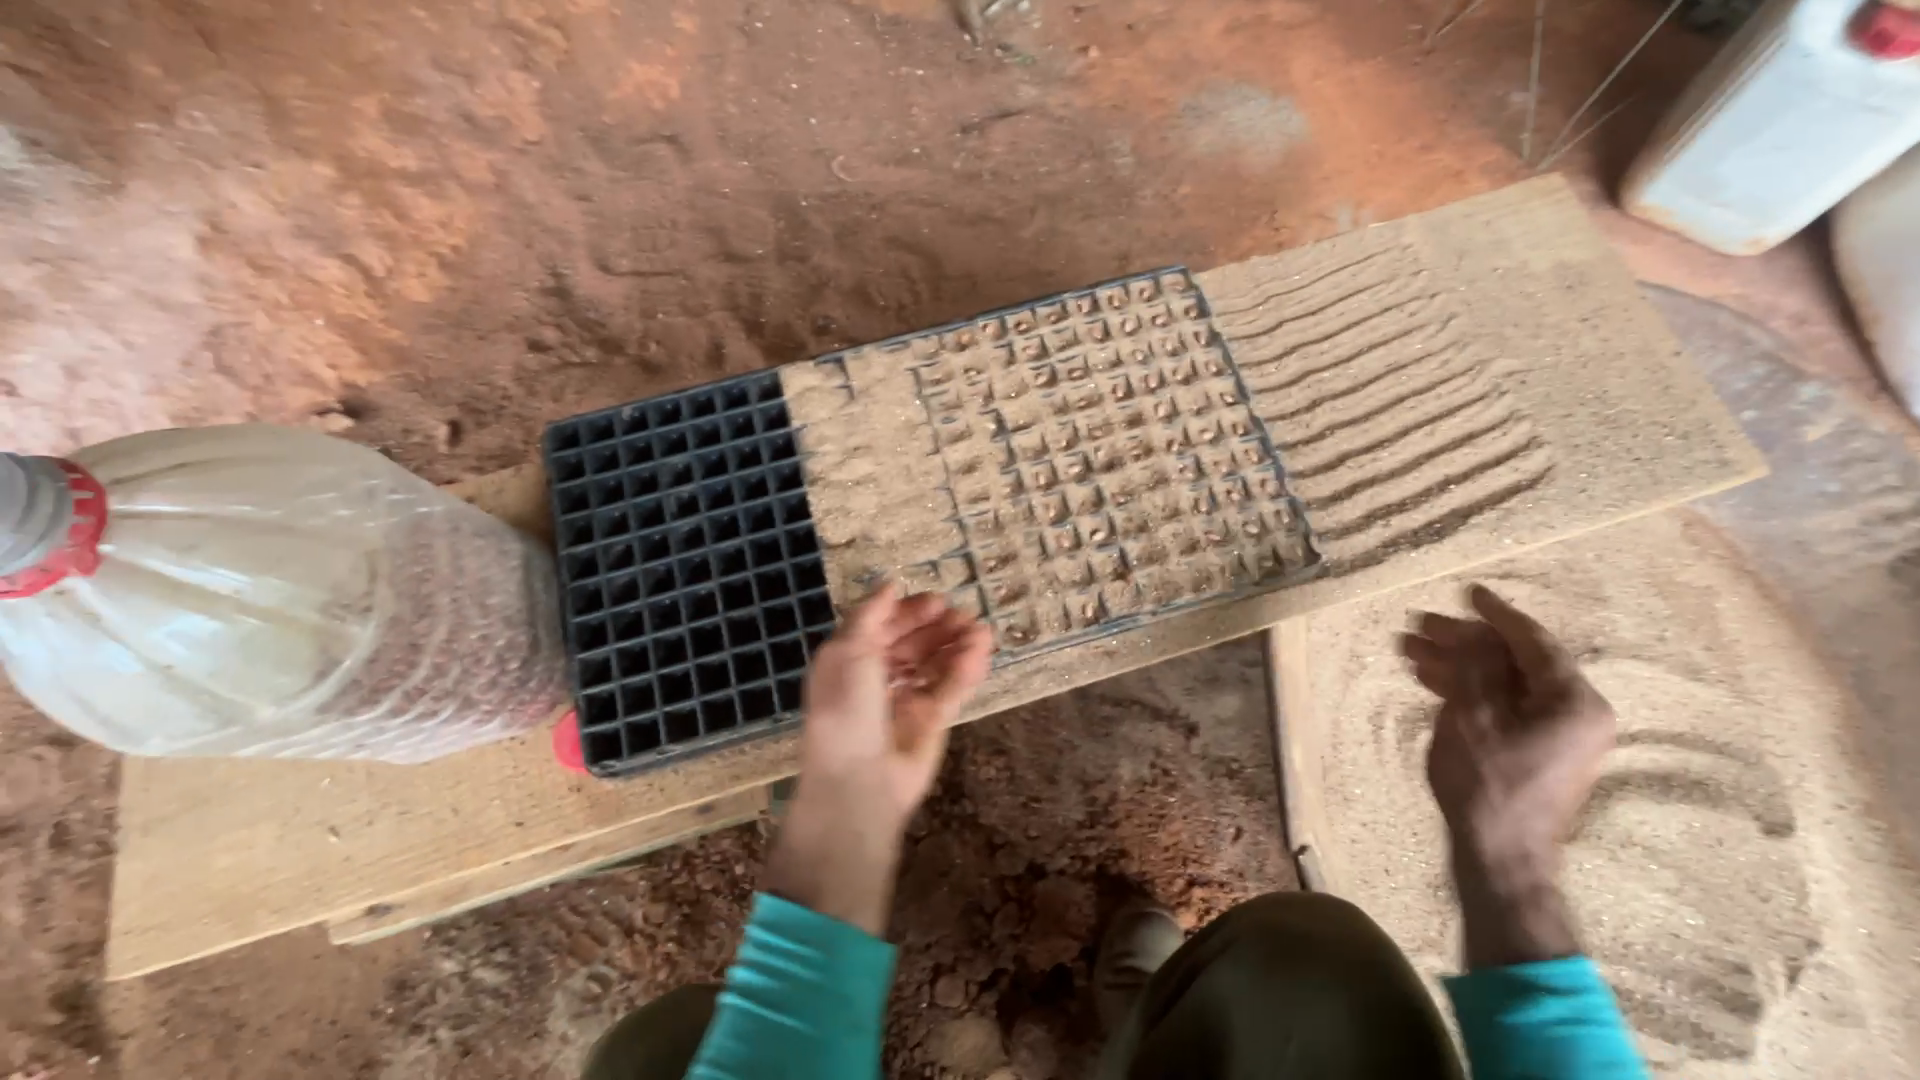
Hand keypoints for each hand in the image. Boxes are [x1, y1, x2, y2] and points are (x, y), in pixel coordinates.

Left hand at [764, 584, 993, 933]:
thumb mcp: (849, 650)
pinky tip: (981, 653)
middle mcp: (878, 677)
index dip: (909, 612)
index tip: (937, 602)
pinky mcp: (932, 720)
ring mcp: (906, 699)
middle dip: (938, 626)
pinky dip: (965, 670)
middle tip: (963, 616)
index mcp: (851, 659)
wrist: (860, 780)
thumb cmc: (846, 709)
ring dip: (957, 645)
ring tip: (981, 632)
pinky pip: (951, 688)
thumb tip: (890, 584)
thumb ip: (871, 614)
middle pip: (914, 642)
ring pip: (936, 663)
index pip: (884, 626)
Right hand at [1399, 584, 1614, 967]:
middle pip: (1513, 661)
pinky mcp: (1535, 750)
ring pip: (1501, 683)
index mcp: (1574, 700)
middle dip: (1463, 641)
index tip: (1467, 592)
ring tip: (1409, 649)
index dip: (1495, 615)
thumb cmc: (1488, 783)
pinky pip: (1501, 706)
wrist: (1500, 854)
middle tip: (1417, 626)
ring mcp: (1556, 733)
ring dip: (1457, 664)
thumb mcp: (1473, 716)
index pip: (1533, 642)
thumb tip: (1473, 633)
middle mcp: (1575, 712)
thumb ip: (1476, 667)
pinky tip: (1428, 679)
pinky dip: (1466, 690)